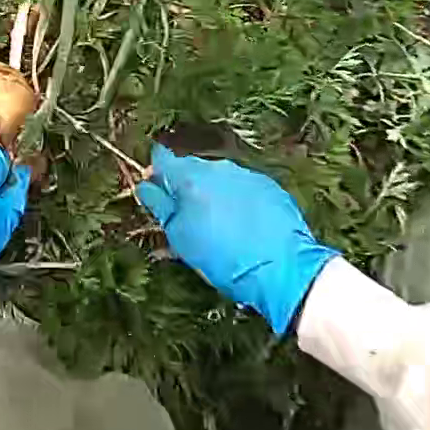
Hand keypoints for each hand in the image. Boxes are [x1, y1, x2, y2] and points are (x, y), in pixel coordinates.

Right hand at [135, 144, 338, 334]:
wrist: (285, 269)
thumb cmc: (223, 258)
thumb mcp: (182, 238)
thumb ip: (160, 207)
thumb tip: (145, 185)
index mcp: (191, 177)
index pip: (162, 159)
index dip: (155, 174)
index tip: (156, 192)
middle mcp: (217, 168)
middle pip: (190, 168)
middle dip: (183, 186)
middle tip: (185, 217)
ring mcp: (245, 175)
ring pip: (216, 177)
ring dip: (210, 193)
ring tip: (215, 223)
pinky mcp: (268, 186)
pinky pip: (241, 186)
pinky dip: (234, 199)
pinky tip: (241, 223)